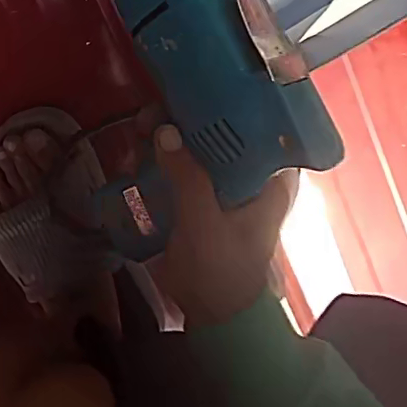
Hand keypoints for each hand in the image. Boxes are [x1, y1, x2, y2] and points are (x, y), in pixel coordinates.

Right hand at [152, 124, 299, 325]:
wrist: (212, 318)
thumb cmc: (222, 272)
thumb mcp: (206, 225)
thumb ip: (188, 180)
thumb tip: (165, 131)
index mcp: (268, 181)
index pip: (258, 127)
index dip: (228, 104)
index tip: (193, 88)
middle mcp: (248, 176)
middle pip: (218, 131)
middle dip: (184, 117)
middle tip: (153, 112)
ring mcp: (221, 186)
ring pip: (194, 145)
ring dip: (167, 134)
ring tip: (139, 128)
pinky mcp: (197, 196)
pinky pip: (178, 164)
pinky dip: (159, 154)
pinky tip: (138, 149)